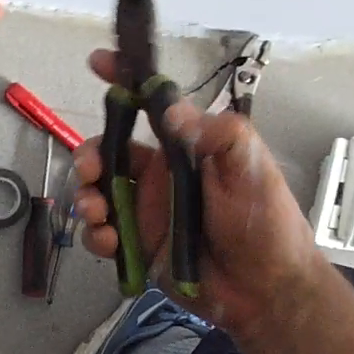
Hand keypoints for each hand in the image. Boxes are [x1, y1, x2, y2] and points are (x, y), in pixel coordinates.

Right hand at [71, 49, 328, 337]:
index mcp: (182, 151)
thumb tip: (170, 109)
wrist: (267, 291)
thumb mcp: (251, 169)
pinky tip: (111, 242)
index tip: (99, 62)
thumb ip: (216, 134)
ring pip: (95, 194)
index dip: (123, 83)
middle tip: (88, 170)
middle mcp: (156, 177)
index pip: (147, 108)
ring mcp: (142, 213)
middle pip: (106, 155)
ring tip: (97, 212)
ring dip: (86, 198)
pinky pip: (100, 235)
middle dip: (87, 157)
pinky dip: (96, 237)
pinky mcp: (135, 248)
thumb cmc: (264, 222)